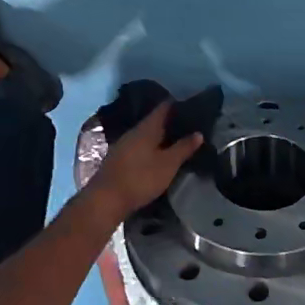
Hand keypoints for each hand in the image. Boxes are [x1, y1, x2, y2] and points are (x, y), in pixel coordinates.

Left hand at [83, 102, 205, 220]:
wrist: (105, 200)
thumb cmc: (140, 178)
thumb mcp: (168, 164)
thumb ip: (183, 148)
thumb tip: (198, 133)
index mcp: (147, 128)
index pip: (164, 107)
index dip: (178, 105)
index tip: (193, 107)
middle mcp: (134, 131)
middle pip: (155, 121)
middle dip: (171, 122)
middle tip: (190, 126)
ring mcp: (124, 145)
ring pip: (147, 134)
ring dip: (161, 136)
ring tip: (177, 141)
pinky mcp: (119, 158)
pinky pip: (140, 146)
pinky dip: (152, 147)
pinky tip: (159, 155)